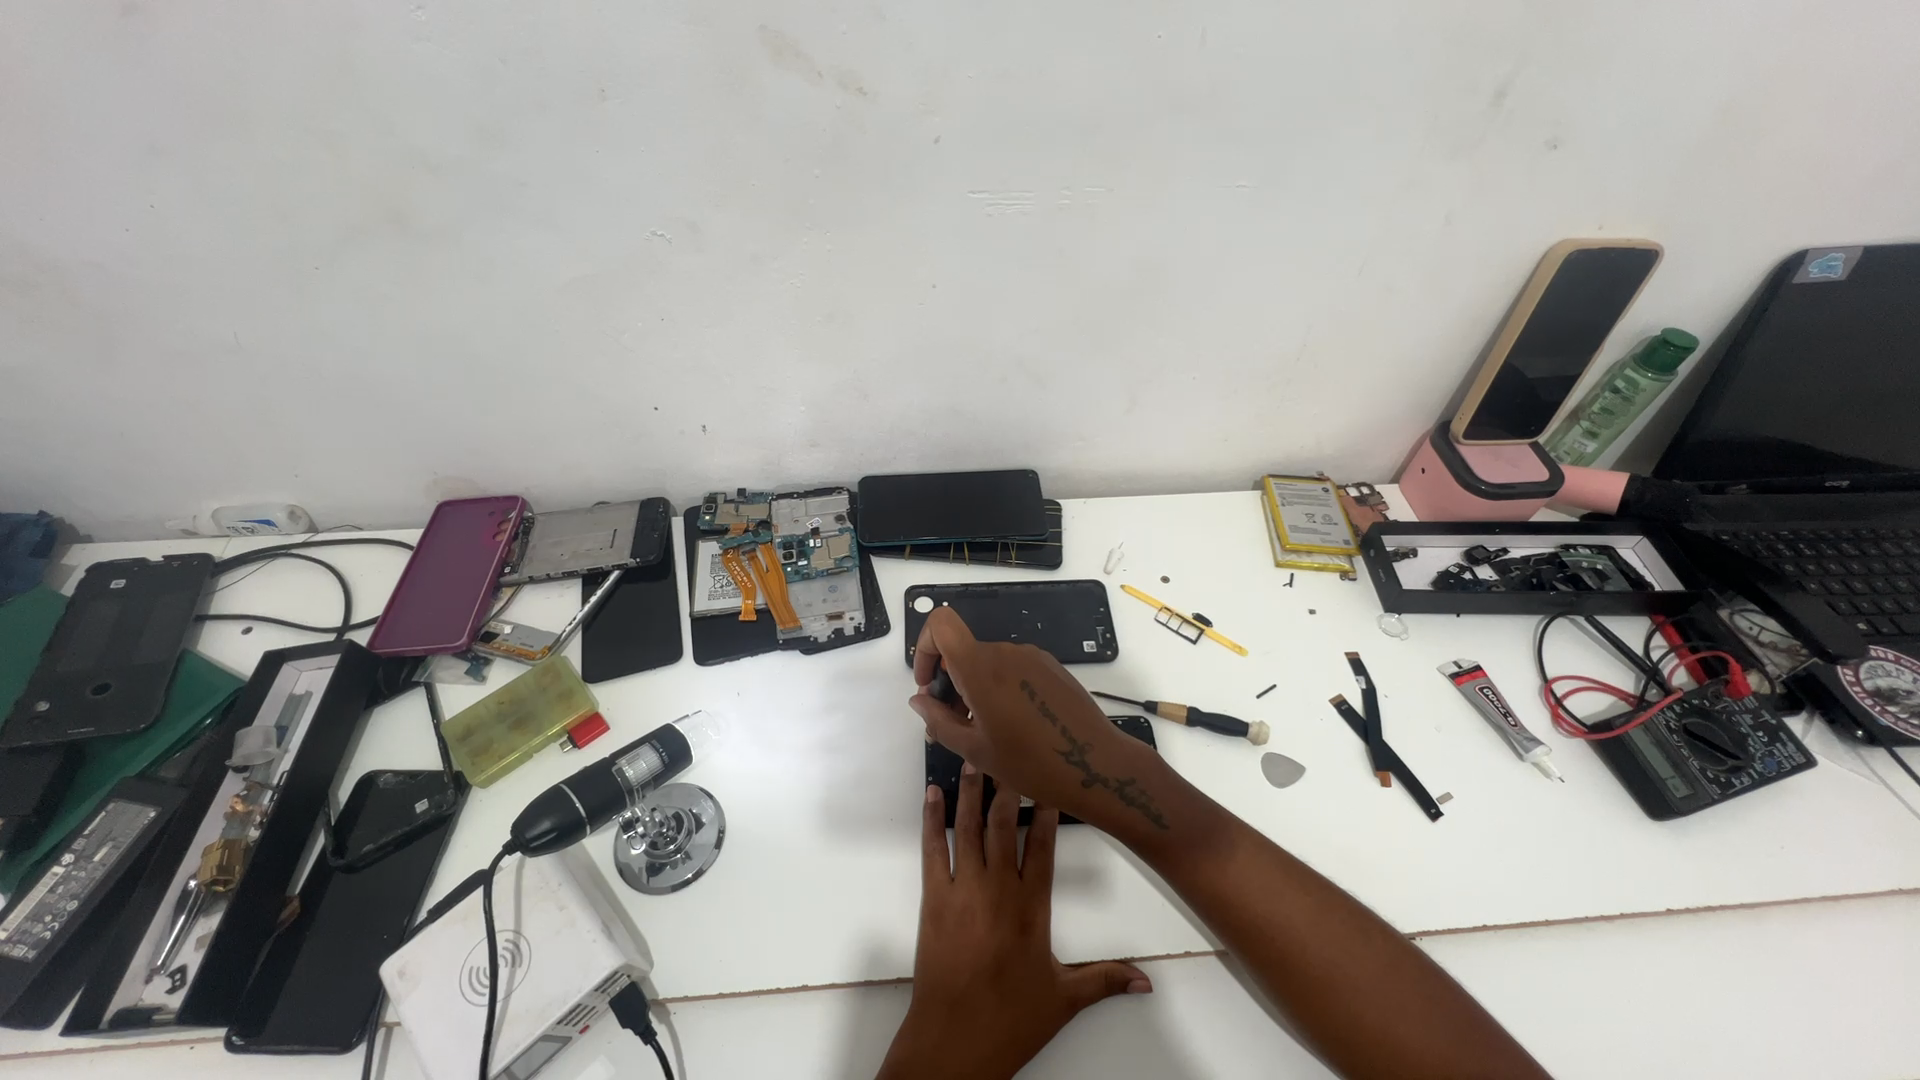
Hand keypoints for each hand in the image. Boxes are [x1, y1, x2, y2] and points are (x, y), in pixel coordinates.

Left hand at [876, 769, 1150, 1079]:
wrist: (955, 1040)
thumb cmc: (1010, 1018)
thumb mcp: (1064, 999)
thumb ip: (1106, 980)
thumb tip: (1147, 981)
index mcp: (1031, 907)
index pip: (1041, 846)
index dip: (1045, 811)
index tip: (1048, 780)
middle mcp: (998, 889)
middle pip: (1002, 826)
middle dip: (1006, 787)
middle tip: (1008, 752)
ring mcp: (962, 890)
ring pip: (968, 829)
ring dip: (970, 792)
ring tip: (972, 759)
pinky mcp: (933, 898)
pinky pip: (932, 849)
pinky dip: (931, 819)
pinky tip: (932, 794)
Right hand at [909, 606, 1177, 837]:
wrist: (1095, 766)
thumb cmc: (1030, 762)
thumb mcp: (974, 750)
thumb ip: (938, 721)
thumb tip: (919, 700)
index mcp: (981, 667)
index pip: (941, 624)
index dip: (926, 647)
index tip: (929, 685)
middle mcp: (1005, 652)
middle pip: (964, 651)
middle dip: (950, 682)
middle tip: (953, 724)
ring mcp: (1032, 657)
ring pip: (989, 662)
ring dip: (976, 688)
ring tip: (985, 731)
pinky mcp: (1051, 667)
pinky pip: (1013, 668)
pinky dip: (1001, 688)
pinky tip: (1013, 725)